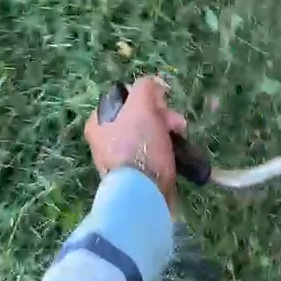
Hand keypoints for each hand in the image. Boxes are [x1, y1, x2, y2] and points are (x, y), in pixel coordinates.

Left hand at [85, 76, 188, 206]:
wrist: (143, 195)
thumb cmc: (139, 145)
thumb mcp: (141, 105)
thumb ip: (145, 87)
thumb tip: (154, 85)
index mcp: (98, 121)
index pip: (126, 96)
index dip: (147, 97)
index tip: (162, 105)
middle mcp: (105, 138)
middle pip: (139, 114)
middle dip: (162, 115)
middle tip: (176, 124)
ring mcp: (119, 157)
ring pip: (148, 132)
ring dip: (167, 130)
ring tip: (182, 138)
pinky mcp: (135, 174)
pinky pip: (152, 152)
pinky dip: (165, 149)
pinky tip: (177, 152)